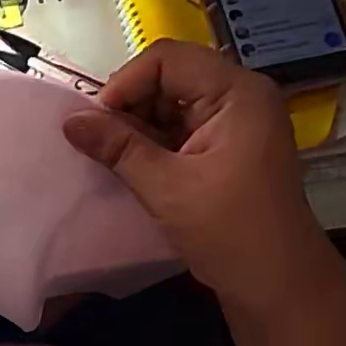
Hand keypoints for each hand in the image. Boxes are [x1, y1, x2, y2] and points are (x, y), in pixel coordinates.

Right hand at [62, 40, 323, 308]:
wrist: (276, 285)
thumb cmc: (229, 232)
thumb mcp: (167, 187)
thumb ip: (118, 148)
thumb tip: (70, 120)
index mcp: (236, 93)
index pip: (166, 60)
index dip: (124, 84)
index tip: (94, 123)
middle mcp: (239, 99)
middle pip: (169, 79)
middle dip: (129, 108)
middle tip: (98, 145)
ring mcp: (234, 126)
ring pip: (171, 108)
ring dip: (137, 130)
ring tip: (111, 160)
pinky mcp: (226, 151)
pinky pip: (180, 133)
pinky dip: (152, 147)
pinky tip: (130, 169)